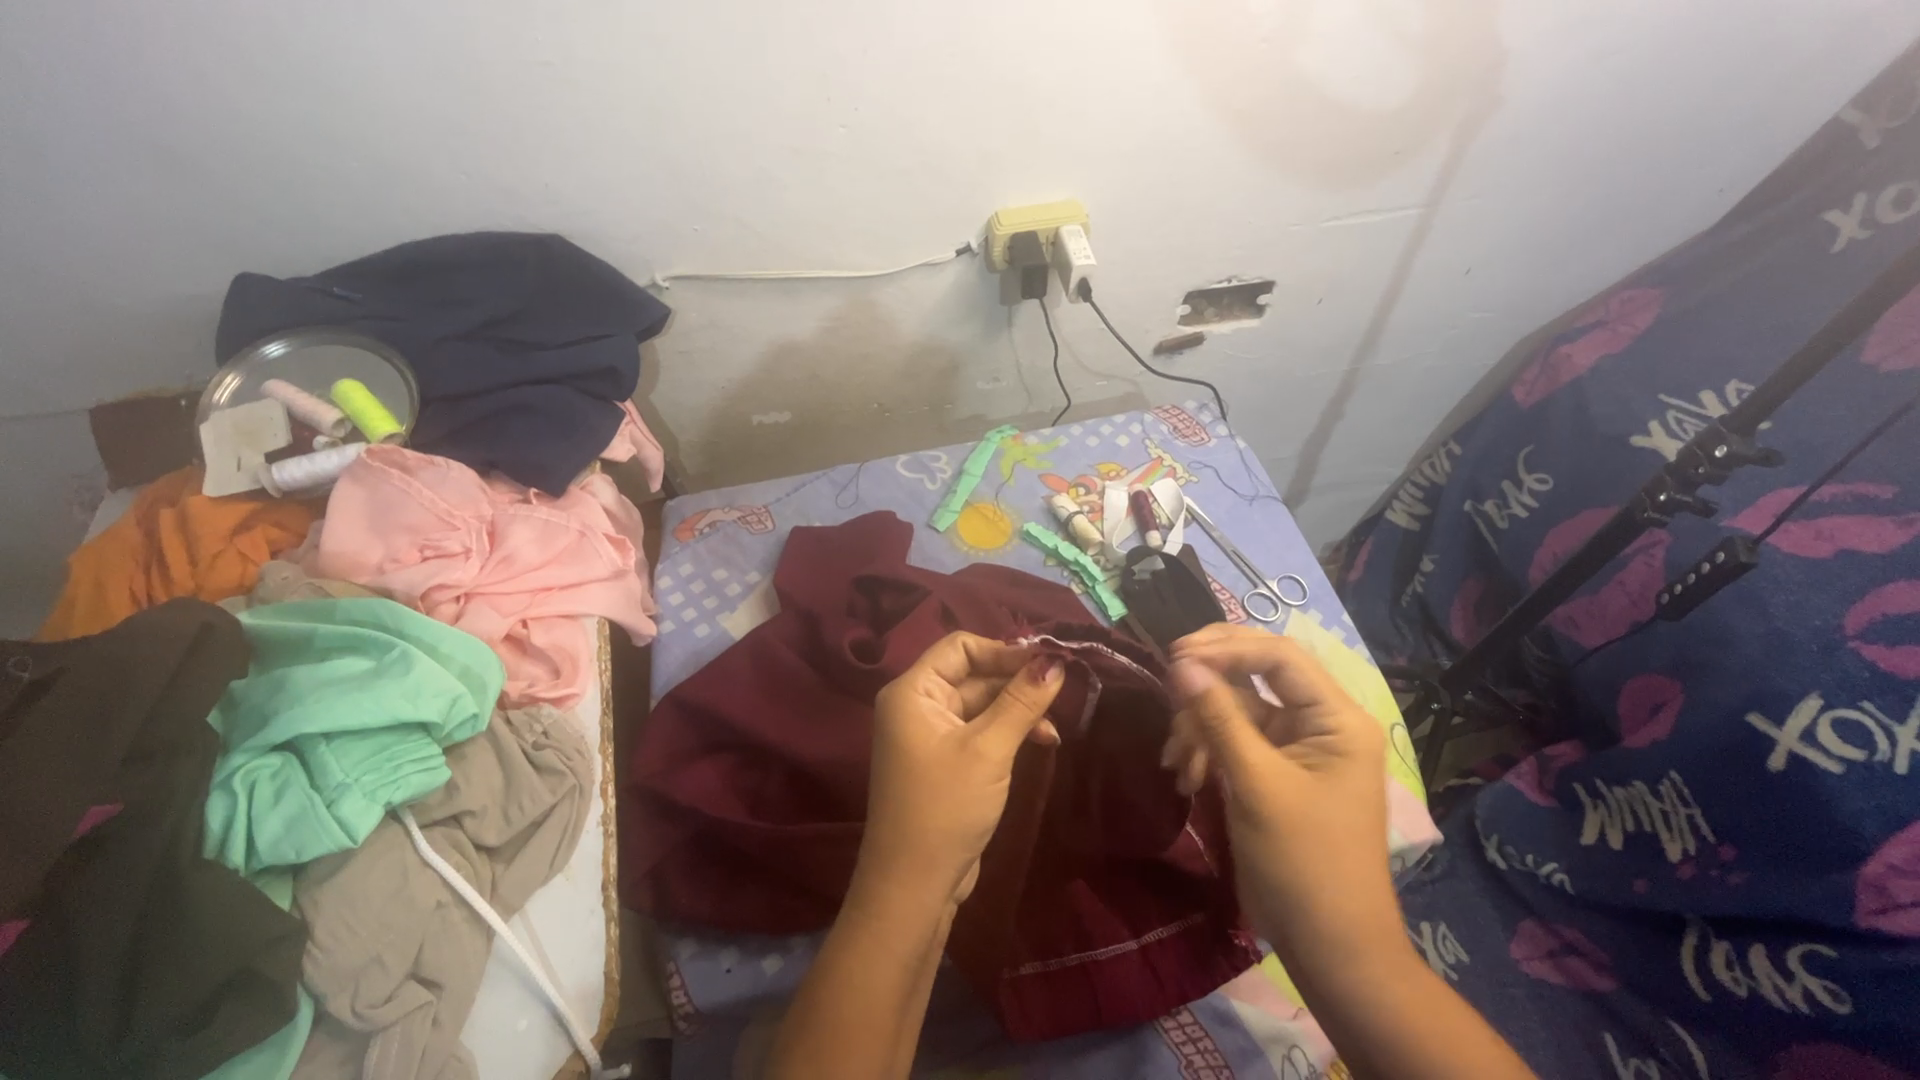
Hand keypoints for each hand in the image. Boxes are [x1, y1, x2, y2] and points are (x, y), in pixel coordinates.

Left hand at [861, 632, 1065, 906]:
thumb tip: (1056, 660)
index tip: (1049, 663)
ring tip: (1054, 727)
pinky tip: (1042, 741)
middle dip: (1016, 682)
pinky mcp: (946, 760)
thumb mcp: (989, 749)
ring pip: (981, 703)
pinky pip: (980, 730)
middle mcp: (917, 705)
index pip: (960, 647)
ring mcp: (930, 734)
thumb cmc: (946, 806)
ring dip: (1018, 709)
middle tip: (1063, 693)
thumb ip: (1022, 700)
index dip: (1004, 650)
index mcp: (913, 691)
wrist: (915, 884)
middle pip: (973, 674)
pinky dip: (1009, 731)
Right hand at [1161, 624, 1397, 951]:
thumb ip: (1217, 717)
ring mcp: (1298, 748)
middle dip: (1208, 686)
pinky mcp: (1277, 772)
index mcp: (1337, 718)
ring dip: (1201, 728)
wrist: (1328, 945)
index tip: (1172, 658)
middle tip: (1166, 690)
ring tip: (1177, 765)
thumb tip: (1178, 664)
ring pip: (1238, 709)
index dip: (1224, 647)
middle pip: (1256, 675)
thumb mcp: (1255, 784)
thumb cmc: (1302, 861)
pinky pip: (1235, 741)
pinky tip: (1186, 779)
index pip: (1278, 655)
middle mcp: (1321, 723)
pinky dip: (1207, 752)